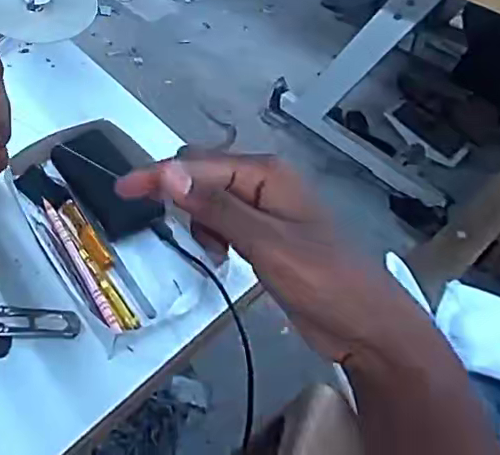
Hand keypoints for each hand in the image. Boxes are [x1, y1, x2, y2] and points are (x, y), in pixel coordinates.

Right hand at [115, 153, 437, 368]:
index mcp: (265, 172)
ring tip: (214, 250)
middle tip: (176, 227)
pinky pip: (218, 217)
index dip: (159, 175)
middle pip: (198, 173)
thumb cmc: (328, 283)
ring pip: (205, 196)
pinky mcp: (261, 230)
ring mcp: (262, 205)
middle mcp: (261, 180)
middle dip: (182, 198)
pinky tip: (222, 253)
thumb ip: (215, 207)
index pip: (196, 164)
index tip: (124, 188)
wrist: (375, 336)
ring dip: (198, 220)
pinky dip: (210, 232)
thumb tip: (167, 173)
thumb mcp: (267, 245)